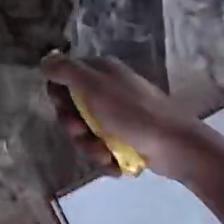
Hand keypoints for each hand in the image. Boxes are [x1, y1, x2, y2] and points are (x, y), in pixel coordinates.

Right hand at [42, 54, 218, 181]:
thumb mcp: (94, 86)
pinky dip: (105, 157)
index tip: (66, 110)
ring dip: (89, 146)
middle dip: (74, 127)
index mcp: (100, 72)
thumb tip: (44, 60)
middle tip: (84, 135)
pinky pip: (102, 146)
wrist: (179, 148)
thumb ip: (65, 70)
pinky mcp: (127, 137)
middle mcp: (107, 89)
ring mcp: (118, 114)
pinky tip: (114, 163)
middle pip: (71, 108)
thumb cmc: (134, 114)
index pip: (62, 79)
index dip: (59, 98)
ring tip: (104, 154)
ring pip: (85, 131)